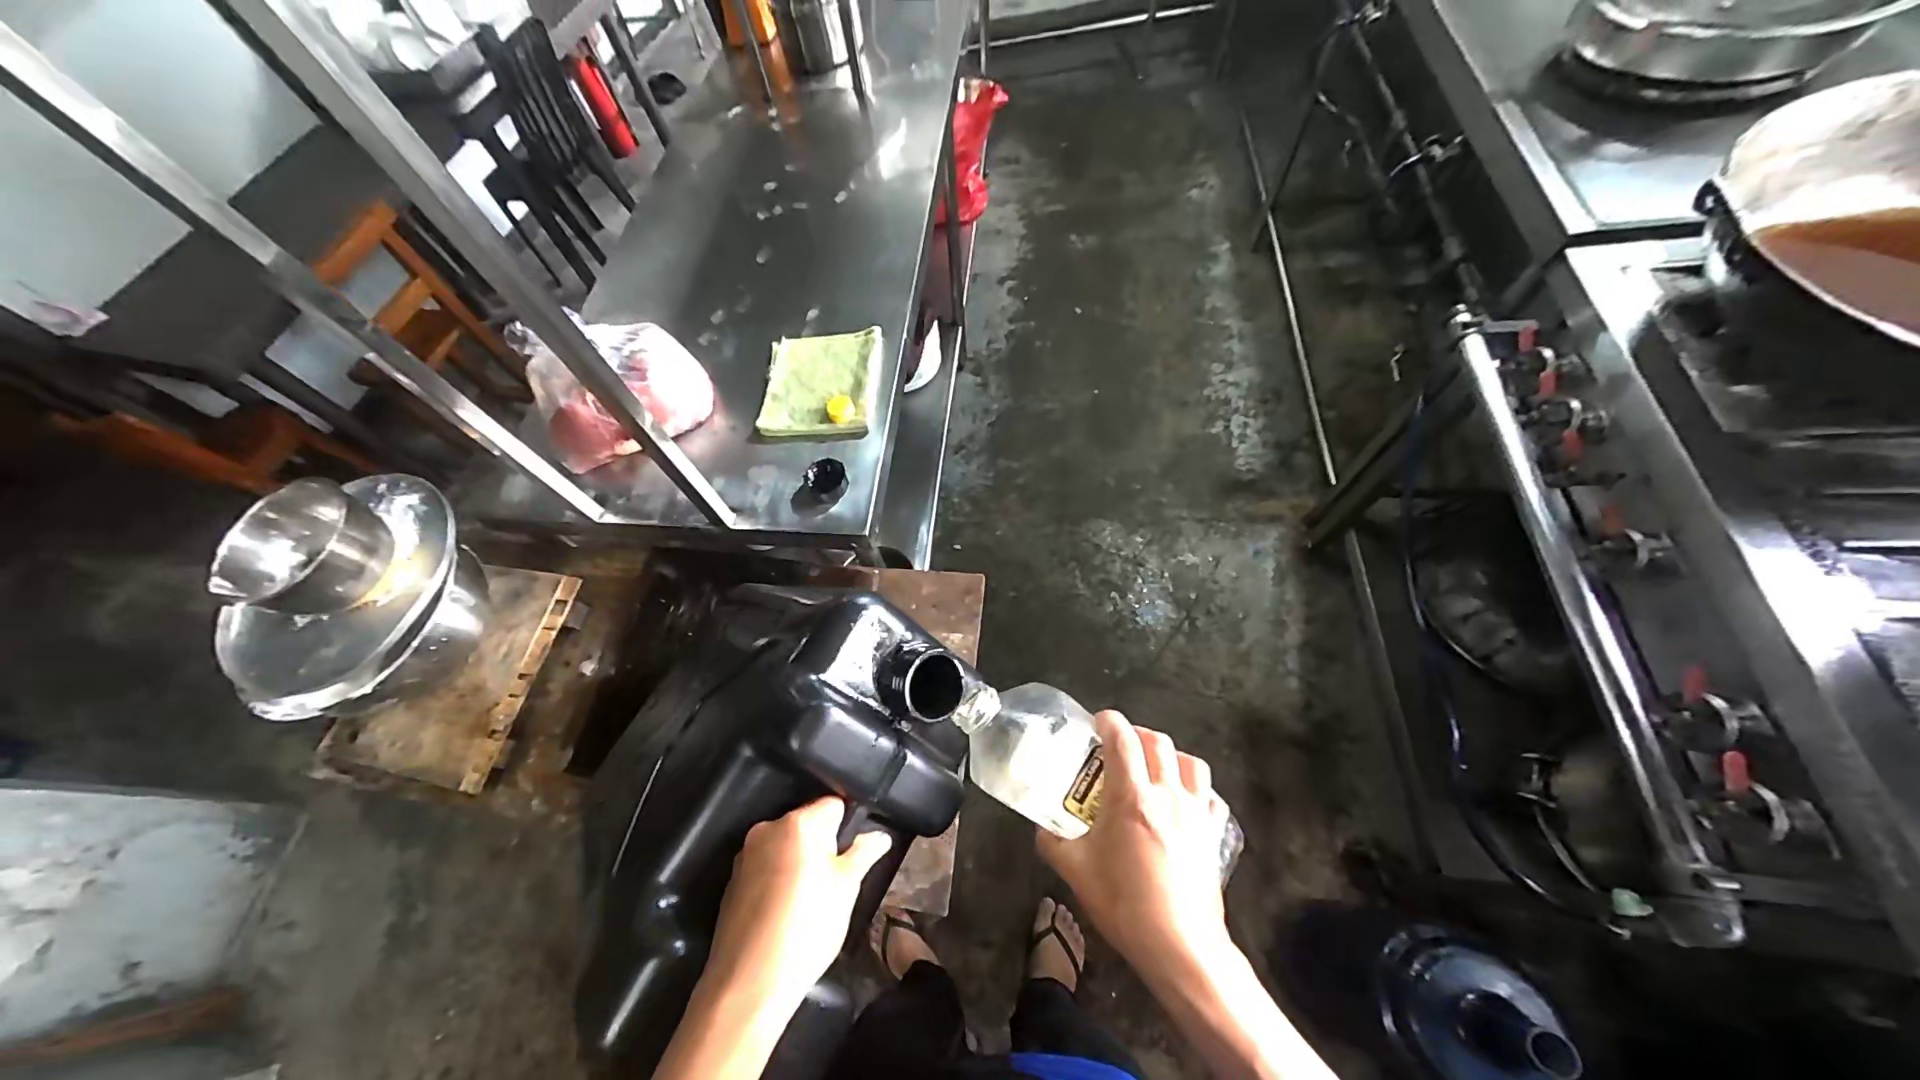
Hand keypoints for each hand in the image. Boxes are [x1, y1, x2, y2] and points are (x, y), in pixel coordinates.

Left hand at [705, 796, 893, 1005]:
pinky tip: (785, 912)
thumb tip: (879, 836)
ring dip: (800, 862)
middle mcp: (767, 829)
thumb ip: (864, 853)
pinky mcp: (732, 881)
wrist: (749, 983)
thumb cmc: (807, 928)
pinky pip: (766, 867)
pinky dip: (779, 879)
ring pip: (786, 846)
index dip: (848, 826)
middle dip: (823, 845)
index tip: (853, 854)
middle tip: (835, 881)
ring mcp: (745, 855)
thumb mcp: (846, 889)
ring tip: (810, 901)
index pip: (833, 804)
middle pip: (808, 823)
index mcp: (798, 823)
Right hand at [1037, 710, 1233, 976]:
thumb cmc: (1124, 903)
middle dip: (1137, 735)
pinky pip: (1210, 796)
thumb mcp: (1075, 871)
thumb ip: (1052, 842)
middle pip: (1158, 742)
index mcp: (1131, 796)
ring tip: (1154, 767)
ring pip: (1191, 762)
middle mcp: (1167, 794)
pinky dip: (1196, 789)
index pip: (1122, 738)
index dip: (1108, 721)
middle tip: (1120, 746)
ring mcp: (1196, 812)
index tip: (1098, 722)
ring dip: (1170, 756)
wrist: (1179, 945)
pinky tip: (1184, 802)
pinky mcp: (1214, 833)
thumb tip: (1041, 828)